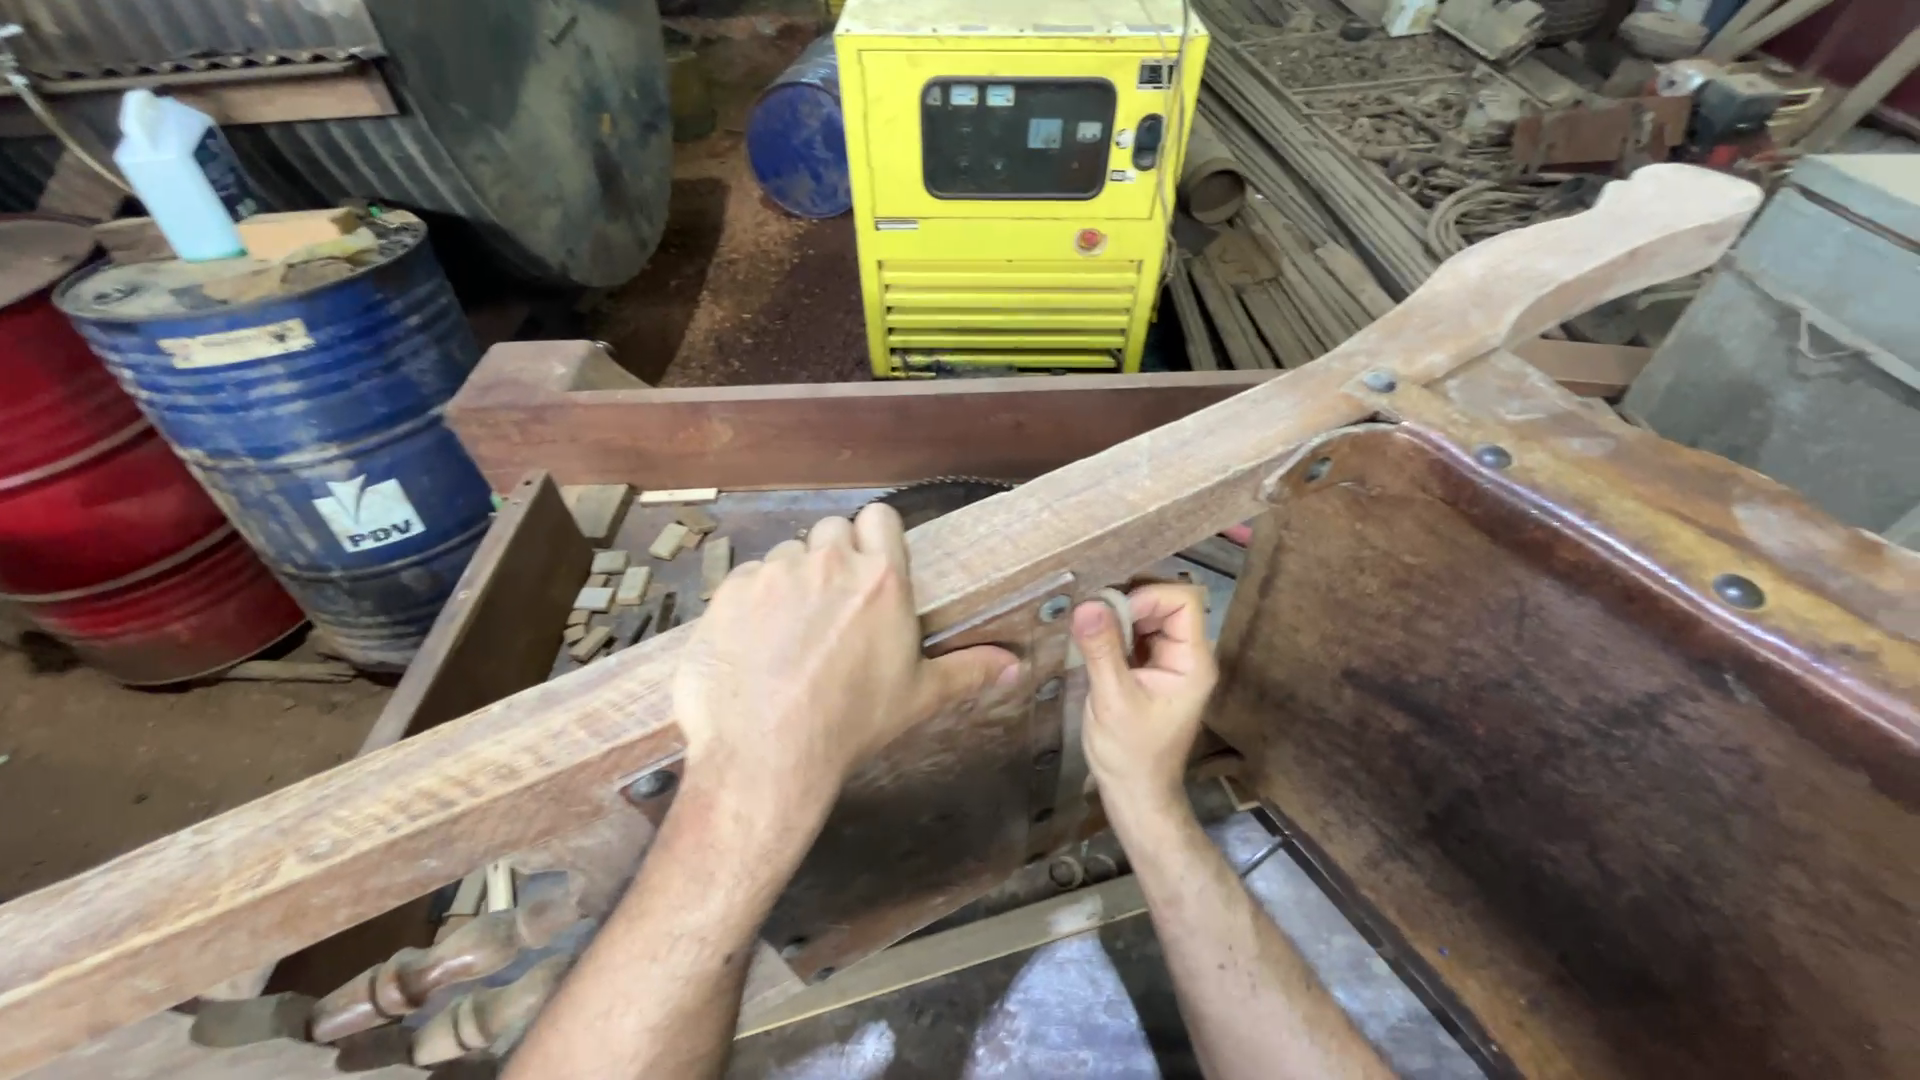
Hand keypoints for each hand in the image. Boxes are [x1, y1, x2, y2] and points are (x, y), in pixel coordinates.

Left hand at [673, 503, 1017, 821]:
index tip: (870, 562)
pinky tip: (754, 640)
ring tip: (789, 628)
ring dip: (791, 579)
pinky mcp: (730, 591)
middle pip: (832, 530)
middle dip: (832, 557)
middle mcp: (829, 564)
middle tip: (830, 604)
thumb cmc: (851, 723)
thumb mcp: (919, 696)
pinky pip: (746, 578)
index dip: (874, 536)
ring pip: (787, 553)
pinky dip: (751, 600)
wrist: (766, 752)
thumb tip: (1015, 666)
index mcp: (881, 580)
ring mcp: (775, 573)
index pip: (880, 518)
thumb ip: (969, 671)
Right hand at [1073, 583, 1217, 804]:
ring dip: (1119, 614)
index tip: (1111, 612)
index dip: (1148, 597)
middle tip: (1094, 613)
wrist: (1133, 791)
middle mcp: (1186, 655)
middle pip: (1167, 602)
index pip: (1184, 601)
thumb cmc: (1129, 753)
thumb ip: (1102, 650)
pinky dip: (1114, 629)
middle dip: (1130, 601)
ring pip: (1149, 615)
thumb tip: (1088, 604)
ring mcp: (1168, 661)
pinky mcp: (1149, 668)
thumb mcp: (1112, 700)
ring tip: (1088, 625)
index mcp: (1192, 661)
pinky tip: (1092, 638)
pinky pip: (1136, 633)